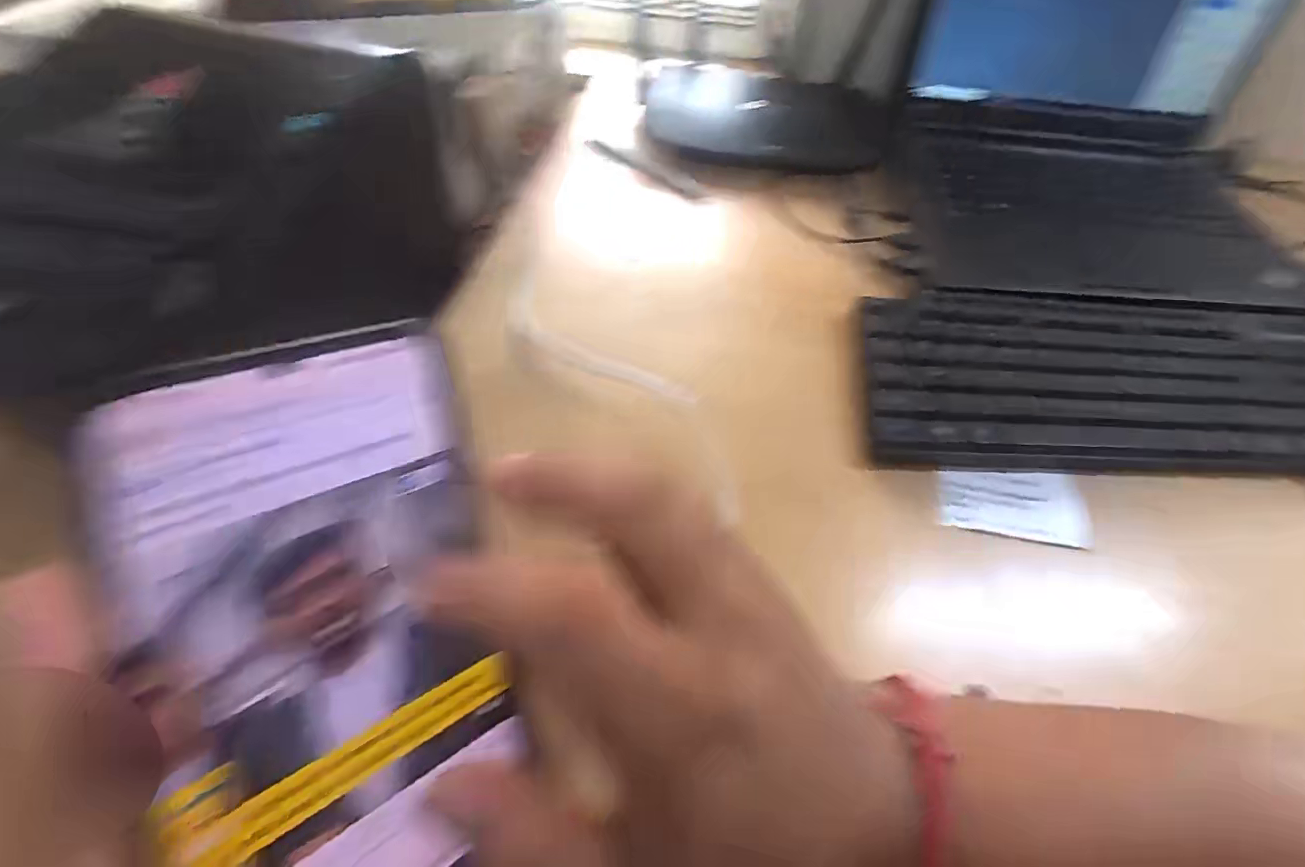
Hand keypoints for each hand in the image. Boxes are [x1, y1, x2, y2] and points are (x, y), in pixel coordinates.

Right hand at [422, 454, 917, 866]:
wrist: (874, 803)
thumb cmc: (759, 847)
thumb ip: (539, 836)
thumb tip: (448, 784)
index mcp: (685, 705)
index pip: (579, 613)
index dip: (496, 587)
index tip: (430, 580)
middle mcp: (721, 620)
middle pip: (647, 510)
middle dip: (566, 479)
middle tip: (495, 475)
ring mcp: (750, 583)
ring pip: (672, 497)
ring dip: (597, 475)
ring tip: (528, 476)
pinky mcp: (761, 573)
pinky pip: (689, 513)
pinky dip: (632, 495)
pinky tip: (594, 504)